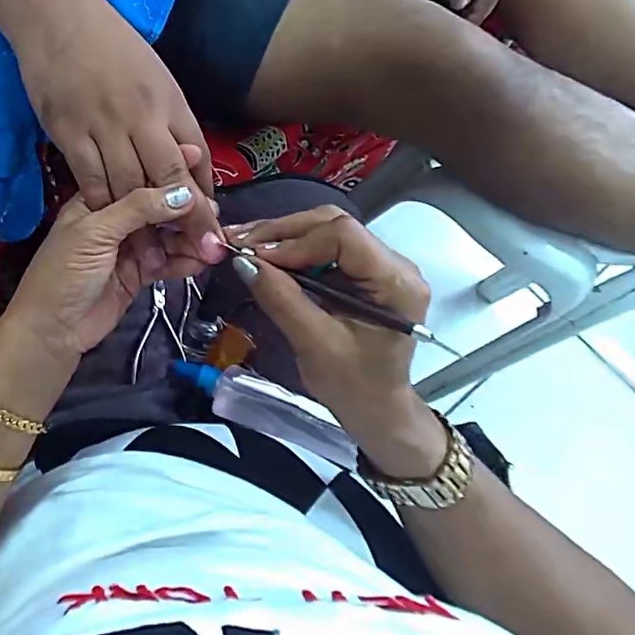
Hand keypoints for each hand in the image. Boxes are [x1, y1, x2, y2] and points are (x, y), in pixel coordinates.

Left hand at [0, 179, 206, 357]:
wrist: (51, 330)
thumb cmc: (64, 273)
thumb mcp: (96, 232)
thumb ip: (139, 208)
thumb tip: (184, 191)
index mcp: (99, 199)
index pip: (139, 178)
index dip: (169, 174)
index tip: (200, 167)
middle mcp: (116, 220)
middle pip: (159, 208)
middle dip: (188, 211)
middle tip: (214, 217)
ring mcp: (129, 248)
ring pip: (168, 236)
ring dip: (190, 239)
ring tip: (214, 245)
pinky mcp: (138, 274)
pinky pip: (167, 262)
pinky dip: (184, 261)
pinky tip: (200, 262)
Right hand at [11, 0, 223, 267]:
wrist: (56, 16)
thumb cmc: (111, 45)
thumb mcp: (156, 77)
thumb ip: (172, 121)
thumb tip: (188, 161)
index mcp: (169, 101)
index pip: (197, 156)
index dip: (206, 196)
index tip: (213, 227)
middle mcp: (142, 116)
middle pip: (171, 178)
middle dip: (189, 222)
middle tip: (202, 253)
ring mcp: (104, 126)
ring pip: (130, 187)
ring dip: (144, 225)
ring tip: (155, 255)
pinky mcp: (69, 134)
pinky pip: (91, 181)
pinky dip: (104, 206)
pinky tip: (112, 226)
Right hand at [226, 205, 432, 436]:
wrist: (375, 409)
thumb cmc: (352, 384)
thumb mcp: (314, 344)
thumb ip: (282, 299)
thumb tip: (243, 262)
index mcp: (396, 283)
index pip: (344, 236)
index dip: (295, 241)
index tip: (254, 257)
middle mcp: (394, 263)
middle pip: (334, 225)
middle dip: (283, 233)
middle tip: (239, 243)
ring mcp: (378, 265)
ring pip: (326, 230)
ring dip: (283, 237)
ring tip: (243, 245)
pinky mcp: (361, 271)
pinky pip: (324, 247)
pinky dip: (291, 249)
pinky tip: (263, 254)